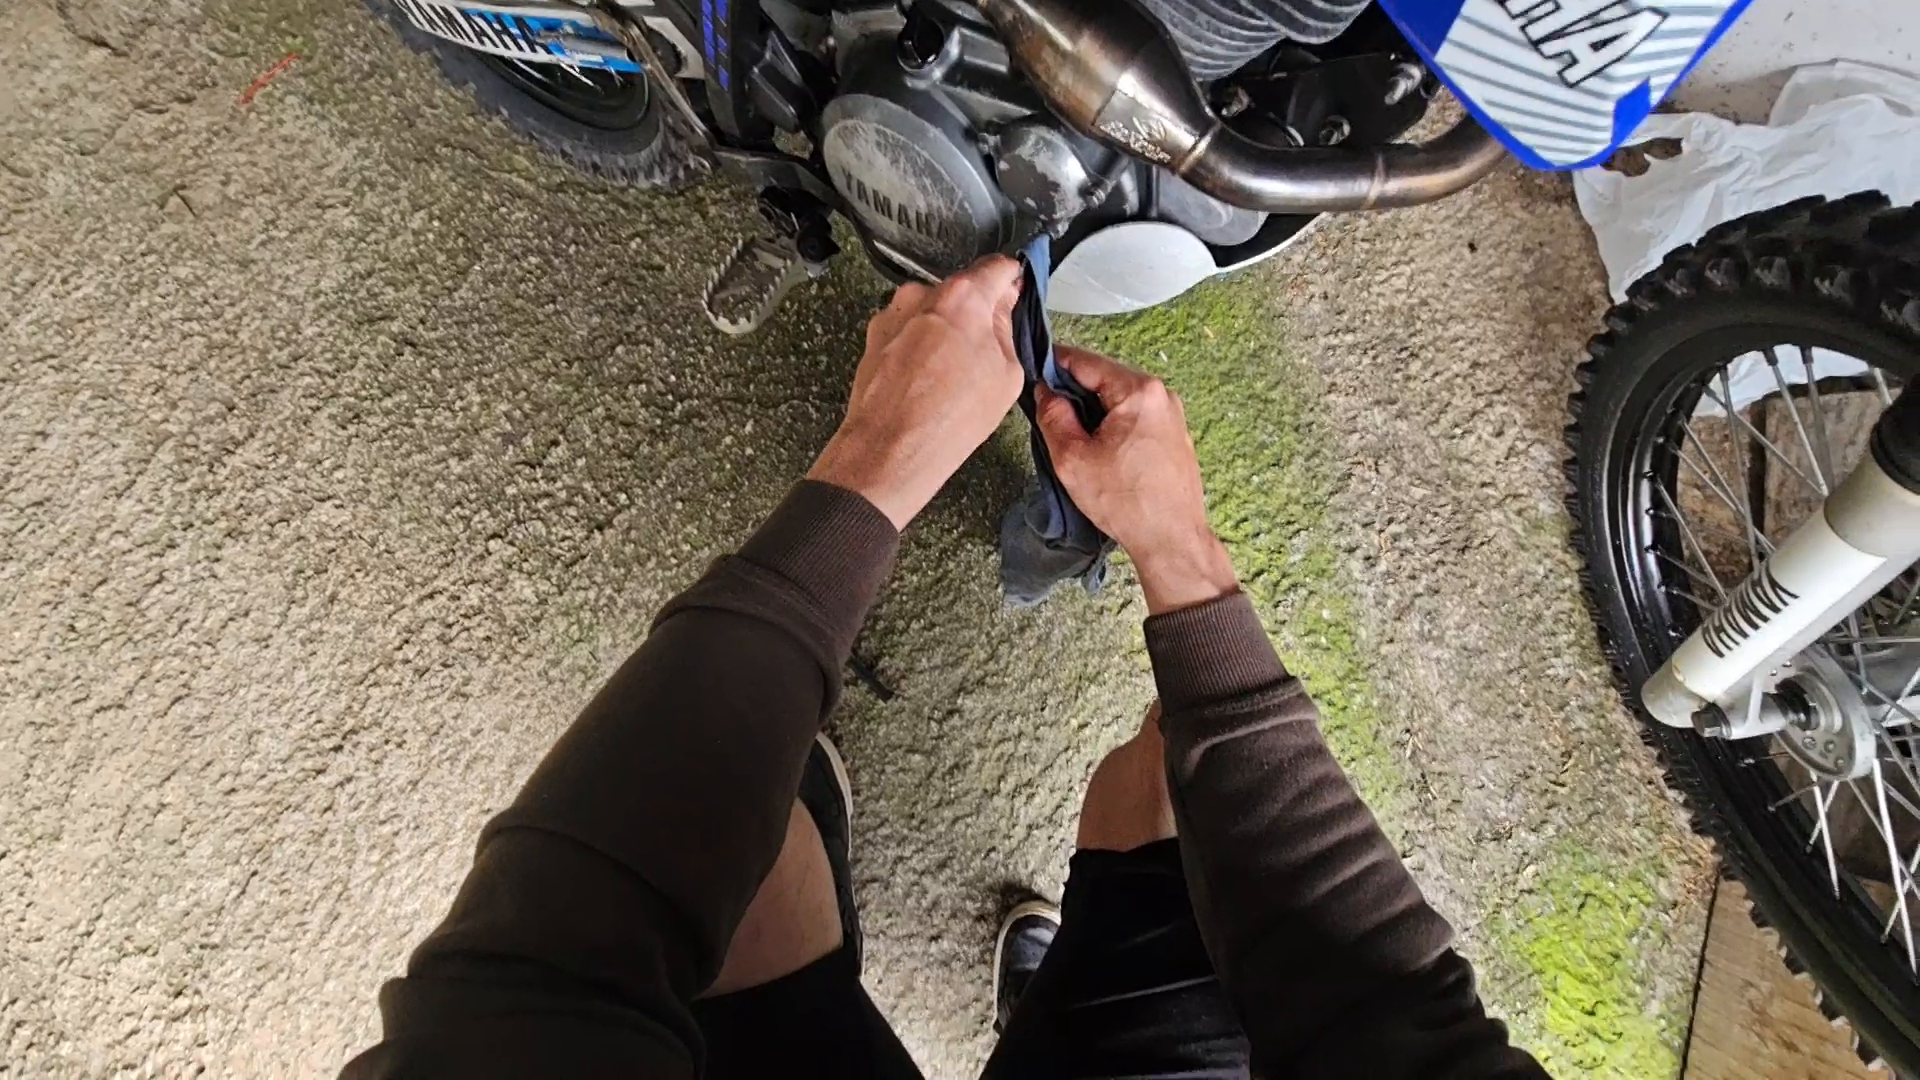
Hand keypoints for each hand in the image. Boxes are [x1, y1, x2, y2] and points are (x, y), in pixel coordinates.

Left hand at [808, 256, 1024, 528]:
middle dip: (976, 314)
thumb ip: (1007, 330)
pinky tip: (926, 381)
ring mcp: (893, 315)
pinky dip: (920, 348)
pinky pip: (908, 332)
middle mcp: (923, 295)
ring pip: (932, 312)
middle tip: (987, 351)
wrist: (891, 448)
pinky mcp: (874, 337)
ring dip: (945, 332)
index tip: (1017, 288)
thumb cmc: (948, 418)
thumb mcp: (1006, 376)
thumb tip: (1003, 311)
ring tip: (952, 376)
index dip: (1012, 280)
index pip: (997, 267)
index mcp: (963, 297)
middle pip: (962, 291)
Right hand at [1035, 347, 1238, 613]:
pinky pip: (1135, 416)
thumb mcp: (1073, 458)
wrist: (1171, 539)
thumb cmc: (1125, 502)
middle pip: (1105, 378)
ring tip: (1073, 437)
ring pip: (1119, 399)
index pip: (1087, 362)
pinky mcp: (1174, 435)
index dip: (1055, 364)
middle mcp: (1161, 394)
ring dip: (1093, 410)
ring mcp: (1172, 414)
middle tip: (1049, 413)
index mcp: (1138, 391)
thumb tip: (1045, 392)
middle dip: (1075, 392)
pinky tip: (1099, 450)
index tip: (1035, 371)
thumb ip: (1053, 416)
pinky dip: (1113, 424)